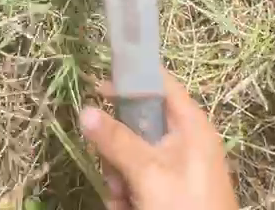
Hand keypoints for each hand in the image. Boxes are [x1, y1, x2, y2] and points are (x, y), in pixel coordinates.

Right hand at [81, 72, 238, 209]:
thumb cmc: (184, 206)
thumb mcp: (147, 172)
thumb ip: (115, 140)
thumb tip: (84, 110)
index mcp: (190, 124)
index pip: (159, 82)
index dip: (130, 78)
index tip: (98, 85)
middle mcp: (185, 140)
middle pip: (139, 121)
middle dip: (117, 146)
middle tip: (108, 164)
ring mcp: (178, 168)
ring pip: (134, 154)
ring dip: (118, 175)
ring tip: (119, 198)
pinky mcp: (171, 192)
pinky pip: (140, 179)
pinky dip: (128, 193)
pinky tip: (124, 208)